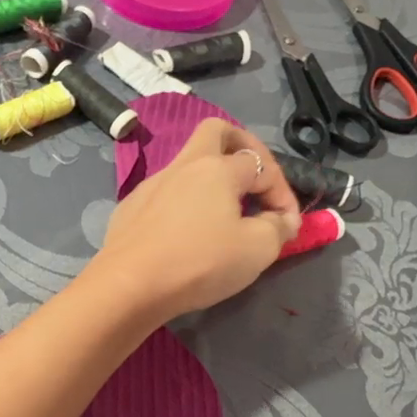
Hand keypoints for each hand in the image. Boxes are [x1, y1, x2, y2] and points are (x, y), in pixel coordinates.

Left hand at [85, 119, 301, 321]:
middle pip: (216, 131)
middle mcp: (181, 166)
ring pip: (186, 165)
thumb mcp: (257, 249)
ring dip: (211, 181)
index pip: (262, 165)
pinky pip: (164, 193)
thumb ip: (278, 228)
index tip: (288, 225)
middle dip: (242, 146)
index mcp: (216, 168)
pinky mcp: (129, 207)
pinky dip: (183, 203)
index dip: (283, 192)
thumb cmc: (199, 262)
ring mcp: (150, 184)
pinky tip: (185, 233)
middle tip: (254, 180)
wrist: (128, 285)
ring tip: (223, 215)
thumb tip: (282, 219)